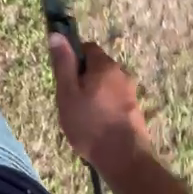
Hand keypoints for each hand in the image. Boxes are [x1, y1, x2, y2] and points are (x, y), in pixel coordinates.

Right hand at [47, 32, 151, 178]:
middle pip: (97, 67)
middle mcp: (122, 73)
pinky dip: (104, 108)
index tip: (65, 80)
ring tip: (83, 118)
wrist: (124, 159)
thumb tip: (56, 34)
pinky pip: (114, 101)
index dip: (73, 60)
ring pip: (106, 86)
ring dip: (94, 95)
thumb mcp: (68, 93)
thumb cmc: (90, 124)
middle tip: (71, 102)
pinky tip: (97, 127)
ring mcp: (131, 92)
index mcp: (105, 65)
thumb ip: (63, 63)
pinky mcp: (135, 110)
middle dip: (83, 80)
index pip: (86, 48)